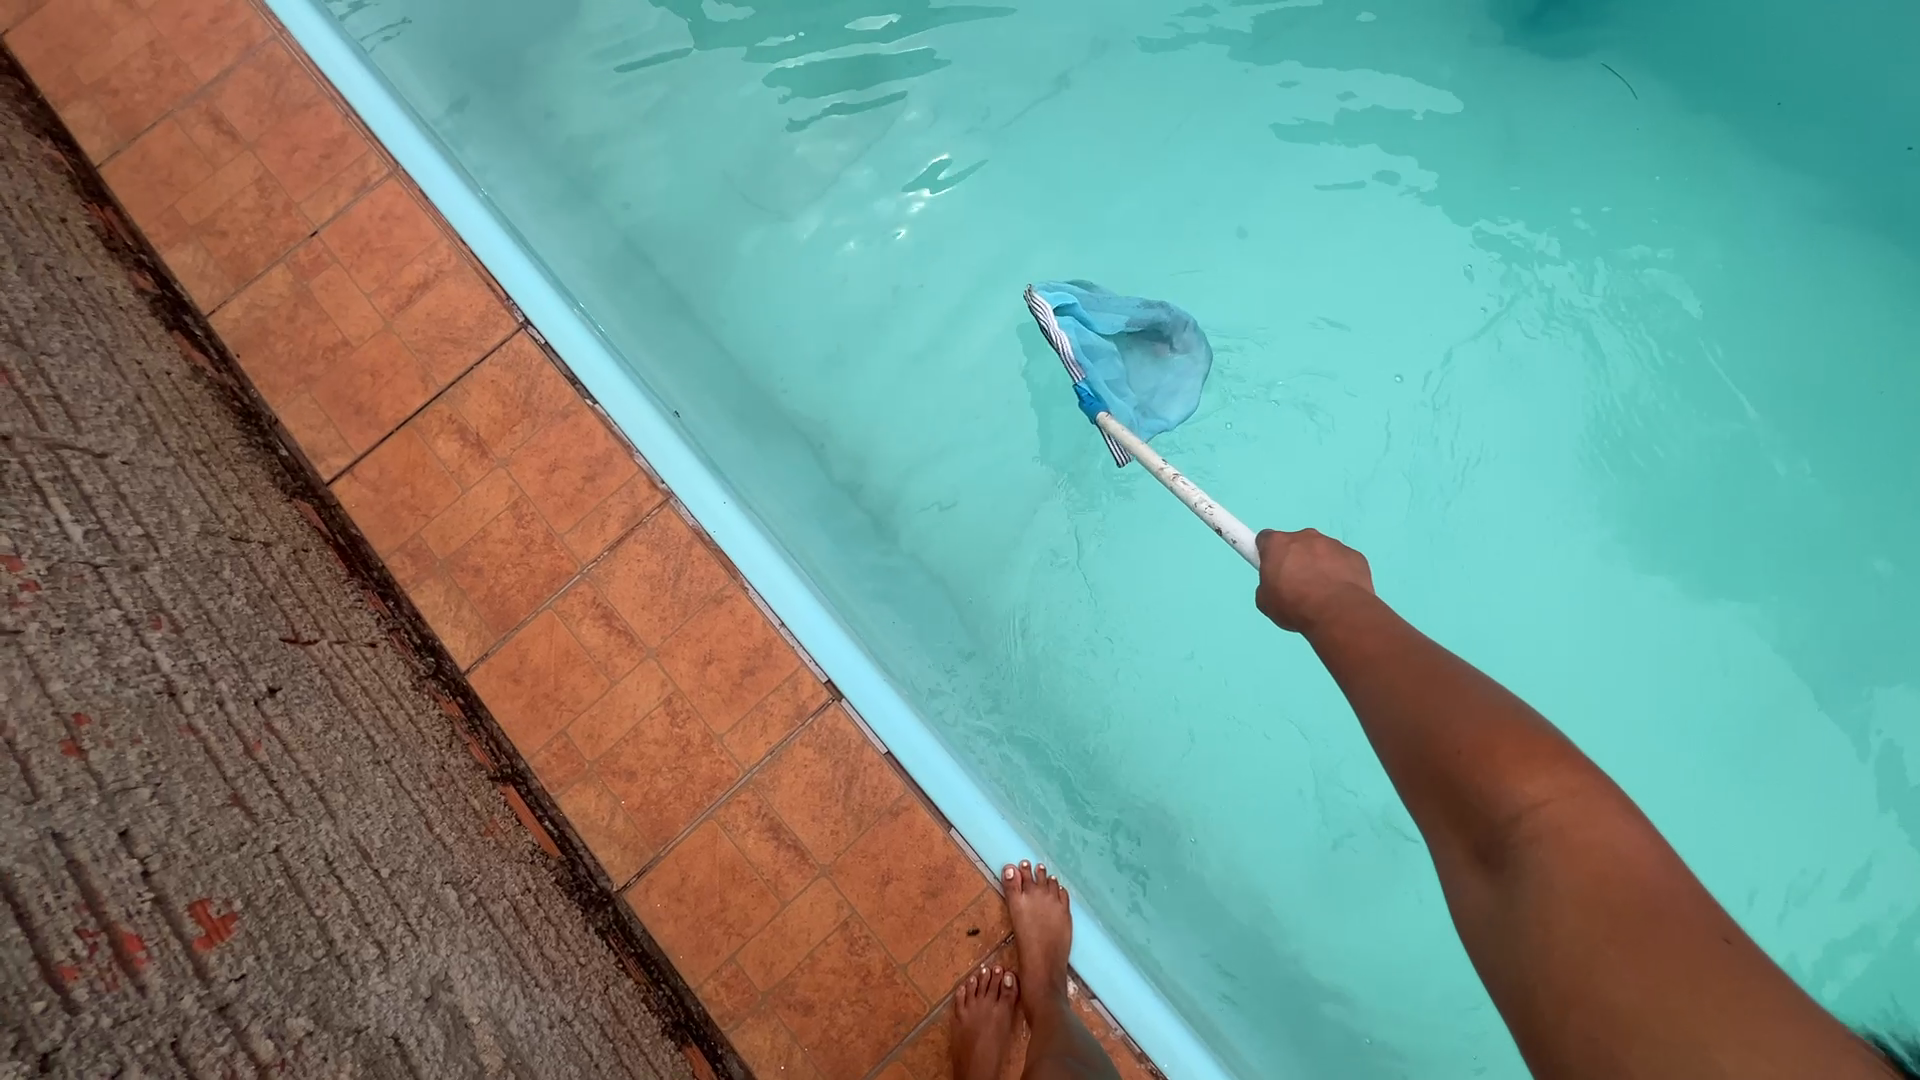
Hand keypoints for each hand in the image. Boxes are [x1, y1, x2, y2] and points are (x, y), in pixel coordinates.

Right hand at [1254, 528, 1375, 632]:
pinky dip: (1340, 573)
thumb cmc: (1295, 605)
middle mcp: (1305, 536)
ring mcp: (1333, 544)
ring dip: (1319, 565)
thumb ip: (1266, 586)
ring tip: (1321, 592)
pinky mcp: (1354, 555)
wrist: (1339, 613)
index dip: (1267, 553)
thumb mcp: (1265, 602)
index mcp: (1278, 544)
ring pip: (1321, 551)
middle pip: (1296, 543)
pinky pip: (1343, 561)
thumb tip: (1274, 586)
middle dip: (1295, 559)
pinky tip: (1339, 592)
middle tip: (1296, 584)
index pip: (1266, 539)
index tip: (1271, 567)